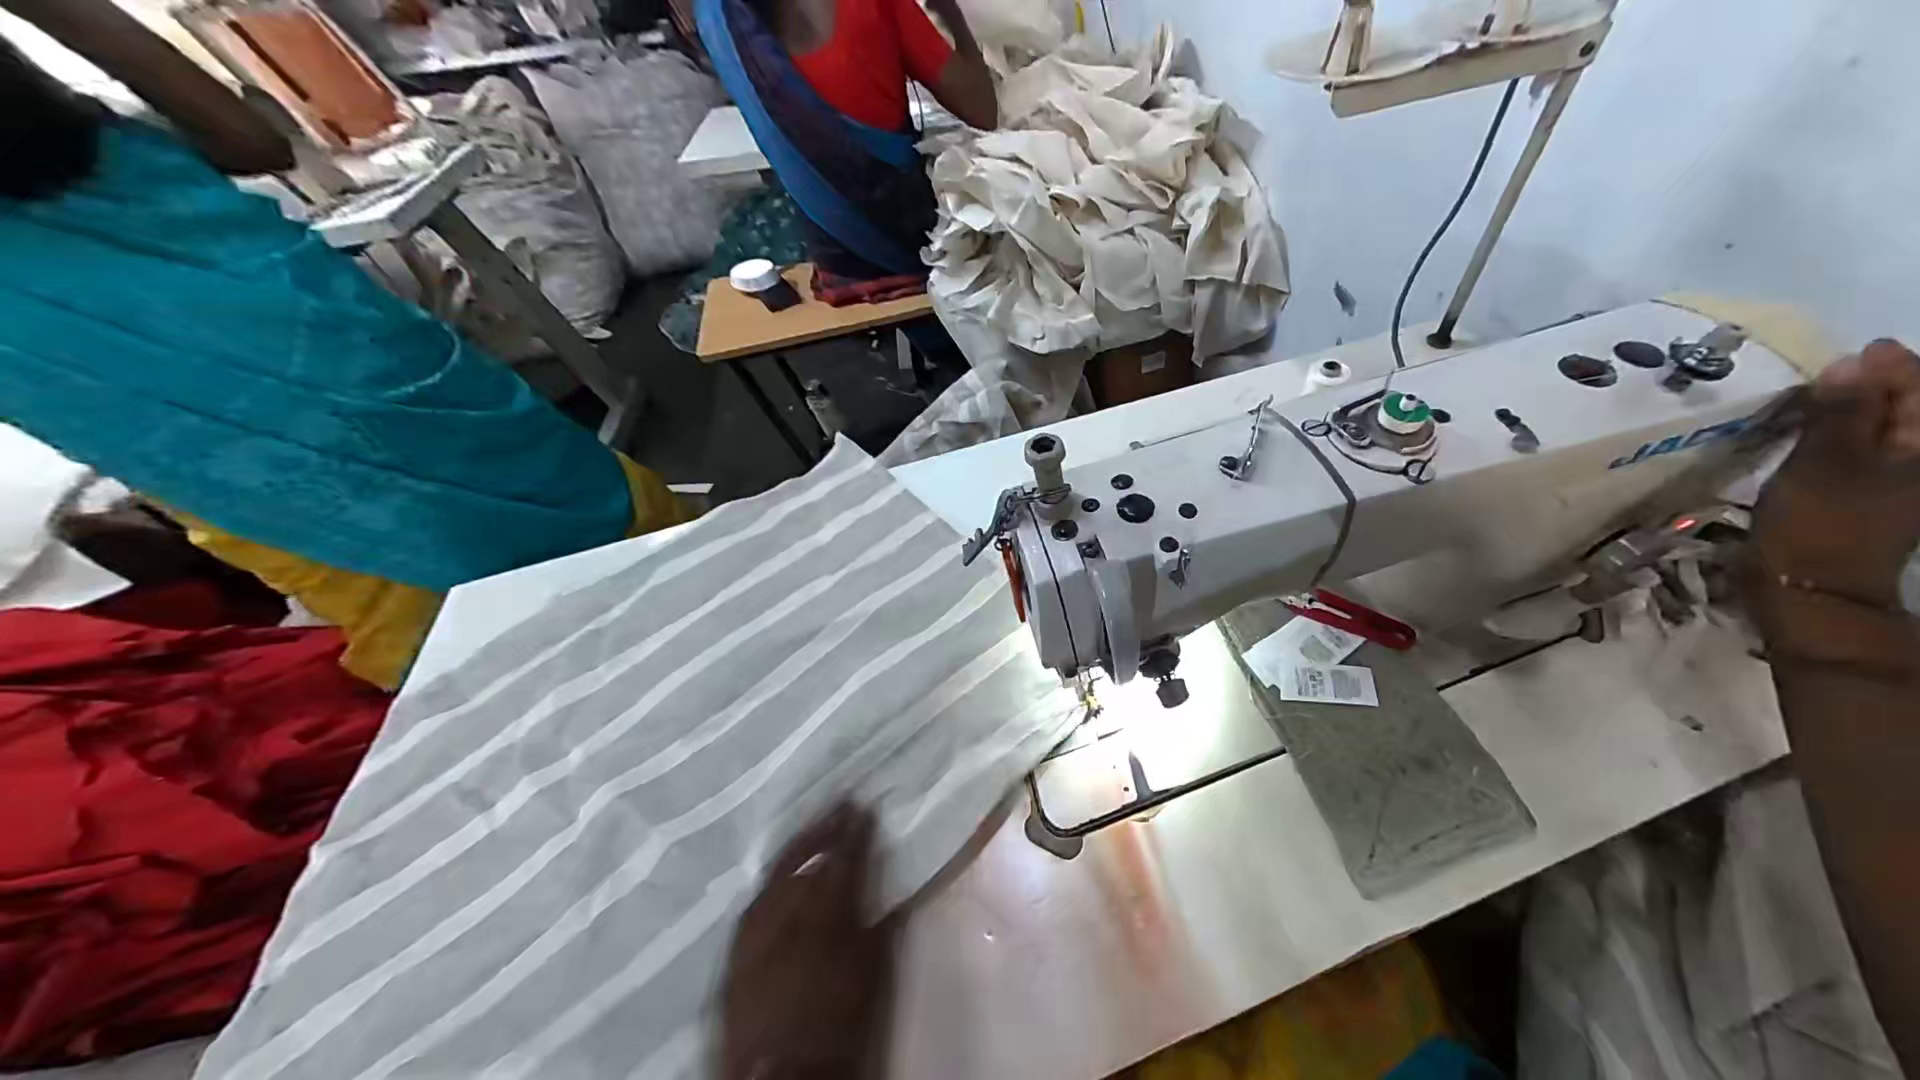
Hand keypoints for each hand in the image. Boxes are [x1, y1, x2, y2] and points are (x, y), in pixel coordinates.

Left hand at [720, 803, 893, 1079]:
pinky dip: (770, 881)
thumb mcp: (873, 980)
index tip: (864, 805)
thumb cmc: (840, 1034)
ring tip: (813, 826)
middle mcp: (785, 922)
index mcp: (827, 924)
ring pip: (775, 877)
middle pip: (804, 861)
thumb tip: (894, 894)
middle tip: (839, 802)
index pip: (844, 862)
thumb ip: (881, 931)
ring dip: (796, 847)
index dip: (855, 831)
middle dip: (822, 828)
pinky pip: (753, 904)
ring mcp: (754, 938)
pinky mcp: (734, 956)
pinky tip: (779, 872)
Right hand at [1752, 340, 1919, 607]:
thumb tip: (1855, 358)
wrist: (1811, 590)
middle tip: (1834, 372)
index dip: (1886, 364)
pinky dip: (1840, 437)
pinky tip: (1815, 437)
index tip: (1849, 353)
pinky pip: (1862, 451)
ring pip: (1881, 428)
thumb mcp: (1826, 464)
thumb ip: (1844, 412)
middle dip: (1872, 386)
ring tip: (1820, 399)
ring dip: (1852, 412)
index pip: (1918, 384)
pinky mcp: (1866, 496)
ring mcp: (1896, 480)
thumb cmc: (1820, 524)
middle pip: (1905, 406)